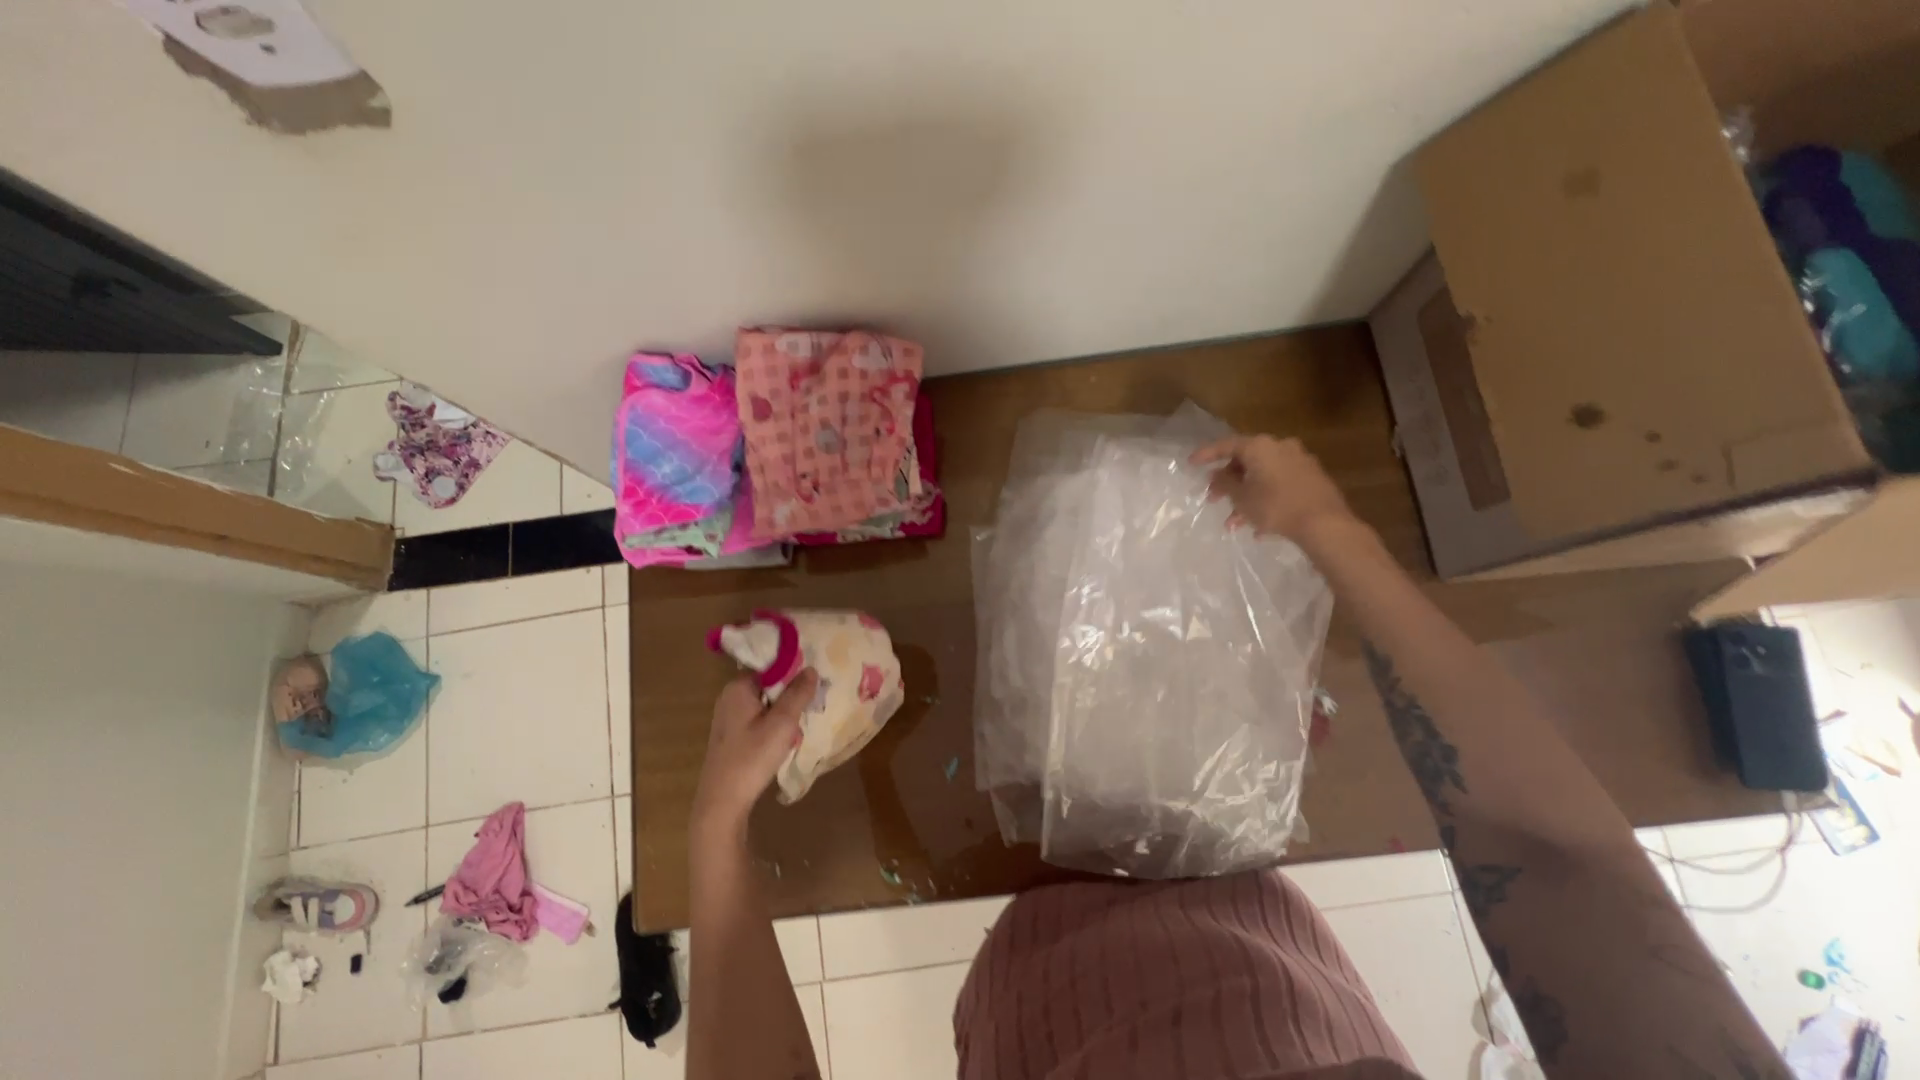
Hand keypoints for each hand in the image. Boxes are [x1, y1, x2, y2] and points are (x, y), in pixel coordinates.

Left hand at [690, 669, 818, 840]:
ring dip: (783, 715)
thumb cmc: (753, 757)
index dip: (793, 674)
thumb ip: (798, 693)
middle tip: (806, 714)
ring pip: (766, 704)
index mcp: (738, 687)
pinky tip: (782, 744)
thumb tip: (810, 669)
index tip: (811, 688)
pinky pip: (758, 720)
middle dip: (790, 698)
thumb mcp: (783, 723)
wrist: (723, 799)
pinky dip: (772, 727)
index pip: (771, 666)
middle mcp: (730, 696)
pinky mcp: (731, 735)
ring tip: (795, 732)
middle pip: (769, 685)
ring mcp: (729, 717)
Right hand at [1191, 434, 1356, 544]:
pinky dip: (1266, 500)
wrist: (1323, 523)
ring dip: (1246, 498)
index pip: (1226, 445)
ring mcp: (1300, 462)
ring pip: (1263, 477)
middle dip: (1229, 483)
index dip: (1206, 455)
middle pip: (1246, 461)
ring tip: (1235, 524)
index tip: (1191, 463)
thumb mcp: (1241, 497)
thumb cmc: (1275, 506)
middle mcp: (1281, 447)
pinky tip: (1260, 528)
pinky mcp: (1313, 479)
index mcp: (1260, 447)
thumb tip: (1216, 474)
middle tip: (1214, 500)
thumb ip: (1224, 483)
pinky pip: (1280, 486)